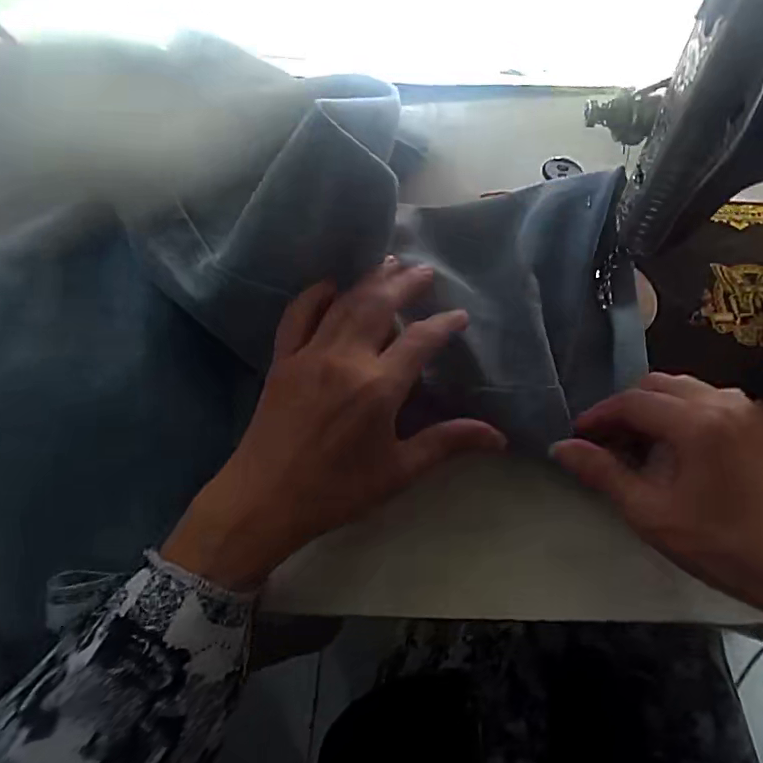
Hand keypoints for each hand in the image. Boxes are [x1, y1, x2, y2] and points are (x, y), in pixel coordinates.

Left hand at [162, 257, 506, 589]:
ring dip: (368, 281)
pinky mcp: (282, 360)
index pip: (420, 341)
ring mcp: (309, 355)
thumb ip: (446, 443)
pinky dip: (314, 295)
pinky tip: (329, 285)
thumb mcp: (398, 471)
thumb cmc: (336, 490)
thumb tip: (498, 437)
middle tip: (425, 270)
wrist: (264, 499)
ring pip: (343, 304)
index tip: (459, 315)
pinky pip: (297, 316)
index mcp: (378, 387)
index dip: (443, 324)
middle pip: (379, 306)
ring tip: (388, 263)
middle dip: (405, 283)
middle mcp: (345, 359)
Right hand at [550, 372, 762, 635]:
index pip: (630, 401)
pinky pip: (705, 401)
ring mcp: (746, 409)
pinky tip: (671, 450)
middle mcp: (722, 401)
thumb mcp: (650, 513)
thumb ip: (602, 473)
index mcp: (696, 421)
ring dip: (651, 410)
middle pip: (655, 386)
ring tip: (635, 448)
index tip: (576, 439)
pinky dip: (678, 414)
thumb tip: (561, 447)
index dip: (597, 417)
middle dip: (623, 410)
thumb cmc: (722, 545)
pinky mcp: (758, 423)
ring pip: (681, 390)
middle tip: (603, 445)